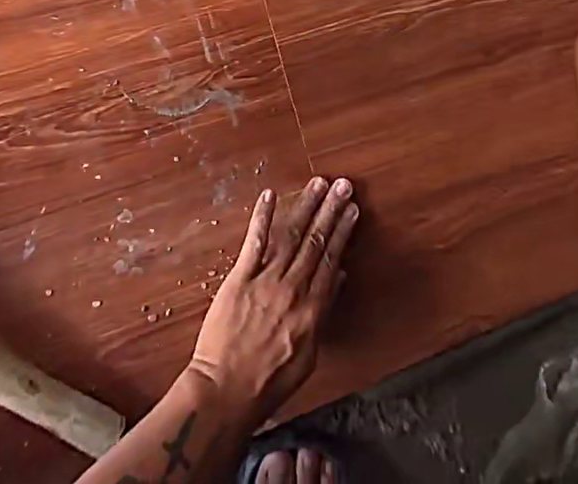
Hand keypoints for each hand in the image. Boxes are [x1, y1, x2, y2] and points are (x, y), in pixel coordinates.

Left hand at [185, 177, 358, 420]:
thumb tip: (337, 279)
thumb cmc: (267, 381)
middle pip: (316, 242)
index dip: (343, 232)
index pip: (332, 260)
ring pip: (291, 237)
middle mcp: (292, 290)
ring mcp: (265, 282)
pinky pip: (254, 243)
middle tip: (343, 186)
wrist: (225, 392)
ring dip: (306, 207)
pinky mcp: (239, 280)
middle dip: (331, 210)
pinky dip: (262, 217)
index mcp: (311, 309)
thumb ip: (322, 313)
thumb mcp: (308, 355)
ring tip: (319, 184)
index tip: (352, 210)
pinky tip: (269, 195)